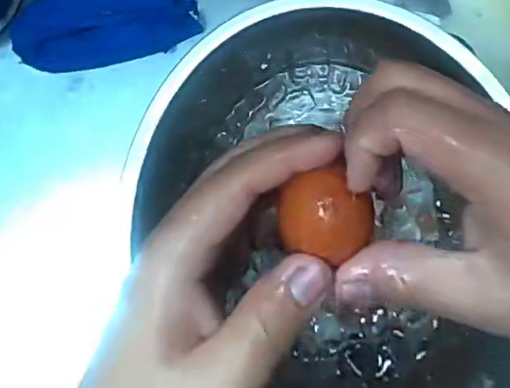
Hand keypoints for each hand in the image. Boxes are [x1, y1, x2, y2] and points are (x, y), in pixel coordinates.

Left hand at [85, 126, 340, 387]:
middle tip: (336, 148)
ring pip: (234, 197)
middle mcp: (176, 236)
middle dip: (282, 152)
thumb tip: (321, 264)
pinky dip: (271, 216)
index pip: (233, 181)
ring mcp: (183, 254)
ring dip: (279, 180)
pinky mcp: (193, 274)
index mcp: (174, 248)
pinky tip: (300, 226)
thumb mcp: (215, 378)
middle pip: (230, 174)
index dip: (284, 156)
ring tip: (326, 177)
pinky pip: (237, 228)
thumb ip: (266, 322)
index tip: (332, 145)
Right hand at [334, 62, 509, 356]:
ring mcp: (492, 113)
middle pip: (395, 76)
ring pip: (412, 77)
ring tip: (386, 178)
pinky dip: (403, 118)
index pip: (396, 110)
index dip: (360, 144)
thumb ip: (410, 280)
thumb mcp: (491, 299)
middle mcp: (482, 117)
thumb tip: (340, 280)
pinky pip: (432, 95)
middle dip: (360, 119)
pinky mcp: (498, 123)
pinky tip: (417, 173)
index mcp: (481, 154)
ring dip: (380, 115)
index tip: (361, 196)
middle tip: (363, 179)